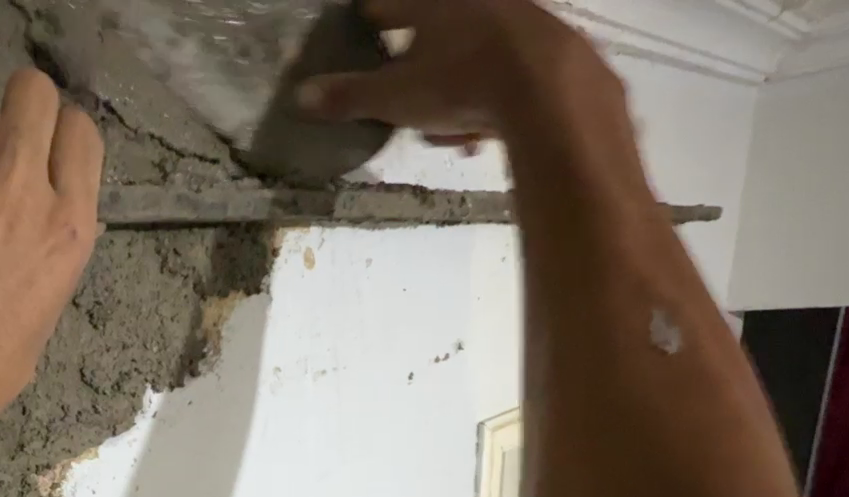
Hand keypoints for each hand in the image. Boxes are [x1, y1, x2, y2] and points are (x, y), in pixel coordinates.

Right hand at [296, 0, 620, 151]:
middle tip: (398, 82)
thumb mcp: (394, 97)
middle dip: (415, 55)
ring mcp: (513, 19)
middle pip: (434, 25)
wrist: (549, 87)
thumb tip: (299, 97)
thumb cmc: (460, 81)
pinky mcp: (543, 47)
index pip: (389, 6)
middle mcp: (474, 2)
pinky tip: (474, 132)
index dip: (370, 19)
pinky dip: (481, 100)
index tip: (359, 26)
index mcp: (433, 3)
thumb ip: (349, 97)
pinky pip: (499, 74)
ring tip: (437, 123)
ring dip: (450, 83)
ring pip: (468, 51)